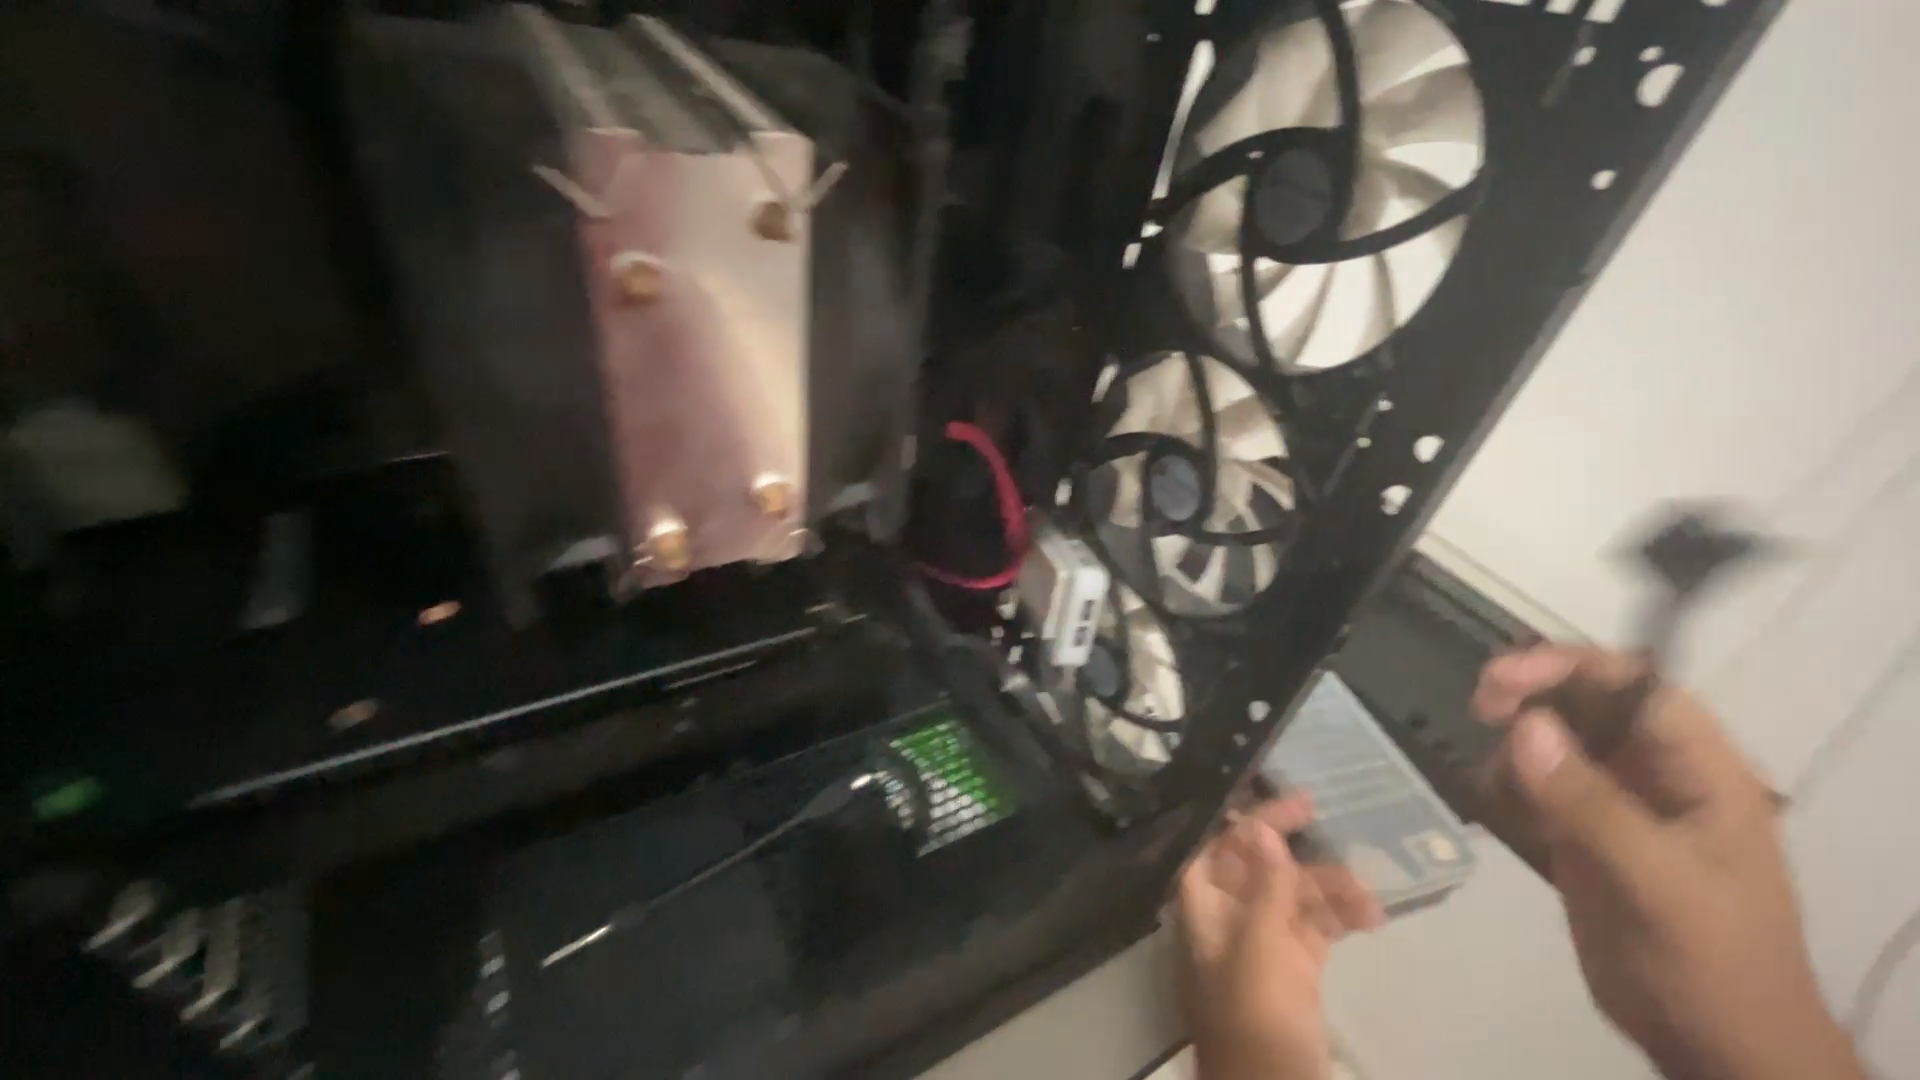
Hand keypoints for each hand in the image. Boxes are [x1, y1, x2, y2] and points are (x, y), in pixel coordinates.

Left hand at [1177, 795, 1382, 1079]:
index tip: (1274, 796)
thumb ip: (1263, 887)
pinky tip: (1372, 915)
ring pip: (1291, 894)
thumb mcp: (1259, 949)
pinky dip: (1339, 916)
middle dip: (1285, 841)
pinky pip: (1315, 927)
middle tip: (1321, 812)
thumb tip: (1258, 827)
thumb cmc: (1253, 1019)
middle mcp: (1228, 918)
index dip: (1240, 819)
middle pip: (1253, 864)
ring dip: (1326, 885)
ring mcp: (1262, 943)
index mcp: (1203, 909)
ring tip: (1367, 893)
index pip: (1214, 847)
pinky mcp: (1295, 968)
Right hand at [1475, 646, 1866, 1079]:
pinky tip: (1494, 799)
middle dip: (1532, 694)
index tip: (1502, 678)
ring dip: (1513, 740)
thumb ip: (1589, 801)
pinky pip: (1535, 781)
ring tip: (1493, 777)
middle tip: (1479, 708)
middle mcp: (1658, 774)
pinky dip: (1506, 778)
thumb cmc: (1709, 960)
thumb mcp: (1655, 880)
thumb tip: (1523, 726)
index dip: (1570, 666)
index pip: (1637, 685)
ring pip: (1554, 737)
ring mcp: (1618, 802)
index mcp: (1702, 772)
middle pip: (1589, 701)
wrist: (1712, 1045)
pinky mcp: (1583, 831)